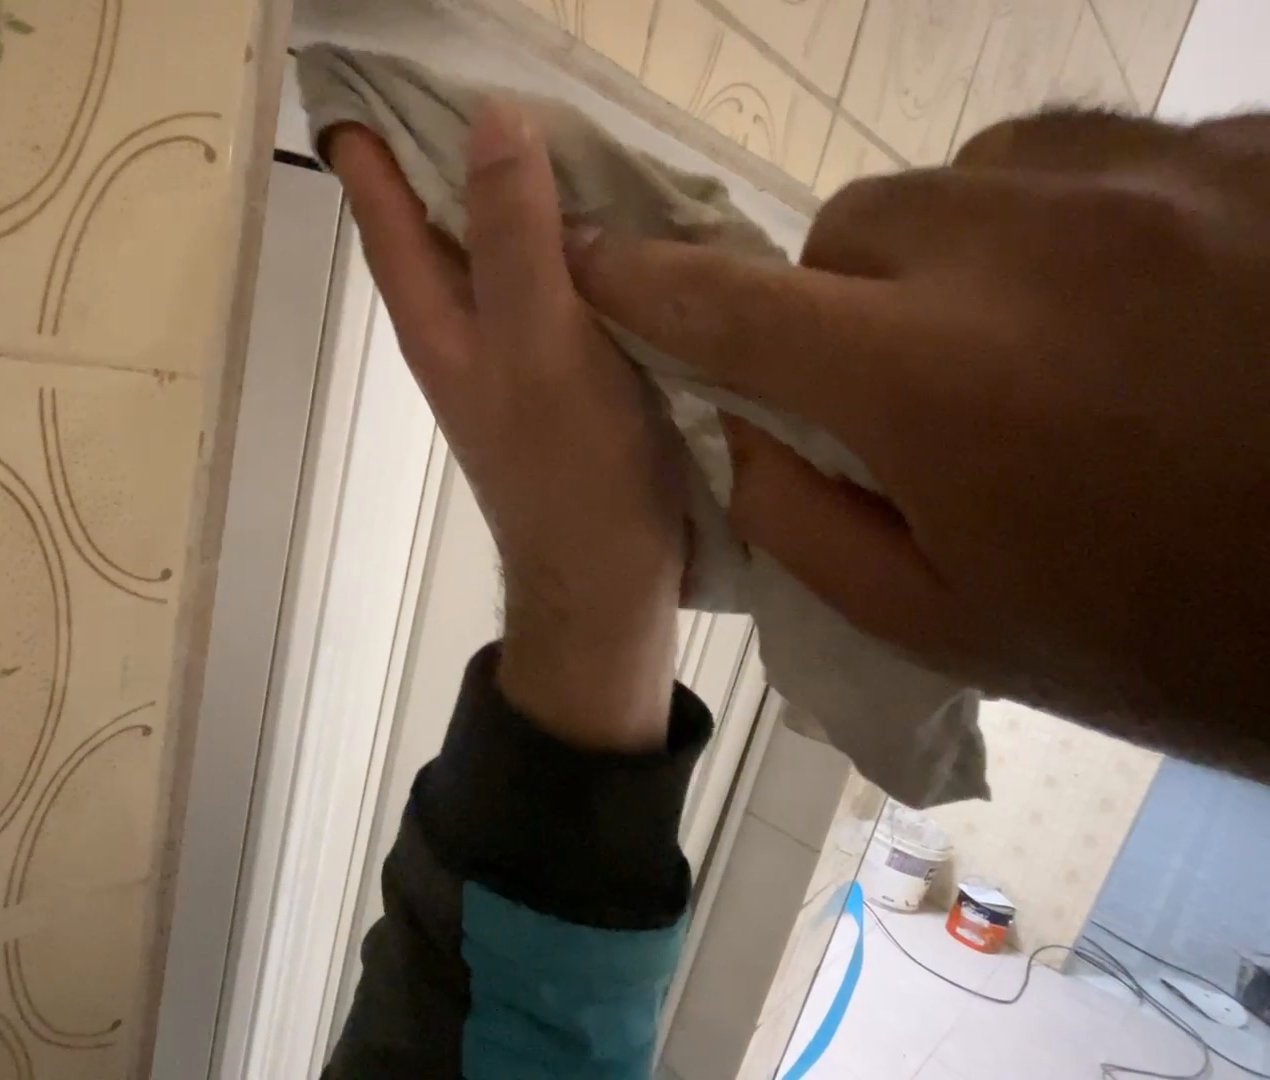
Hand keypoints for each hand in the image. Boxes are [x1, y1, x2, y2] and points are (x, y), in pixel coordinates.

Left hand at [326, 106, 687, 752]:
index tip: (350, 79)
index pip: (383, 211)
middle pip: (428, 219)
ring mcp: (505, 343)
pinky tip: (586, 198)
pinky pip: (540, 272)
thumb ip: (512, 238)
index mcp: (435, 318)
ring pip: (487, 242)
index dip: (363, 144)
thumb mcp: (538, 342)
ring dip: (493, 179)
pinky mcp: (552, 361)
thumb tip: (489, 126)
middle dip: (427, 146)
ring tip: (520, 109)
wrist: (605, 568)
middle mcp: (458, 324)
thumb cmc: (569, 465)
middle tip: (443, 71)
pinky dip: (551, 227)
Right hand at [566, 108, 1269, 774]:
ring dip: (948, 251)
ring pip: (970, 177)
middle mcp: (1034, 245)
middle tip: (891, 377)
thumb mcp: (928, 616)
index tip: (587, 260)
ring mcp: (1173, 178)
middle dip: (834, 297)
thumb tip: (736, 426)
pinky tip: (1141, 304)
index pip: (729, 307)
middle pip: (848, 226)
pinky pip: (1106, 164)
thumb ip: (792, 515)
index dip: (642, 283)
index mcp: (931, 377)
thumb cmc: (1162, 634)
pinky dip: (1071, 226)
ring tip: (1016, 332)